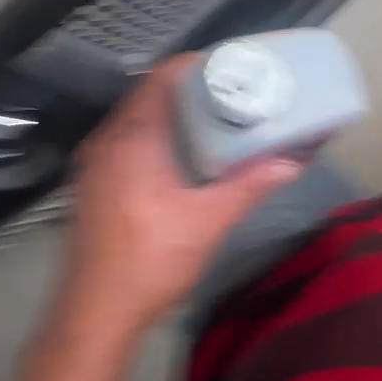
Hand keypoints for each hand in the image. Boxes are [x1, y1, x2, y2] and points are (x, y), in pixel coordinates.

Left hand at [56, 56, 302, 333]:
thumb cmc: (150, 260)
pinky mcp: (89, 184)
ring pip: (131, 116)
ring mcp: (92, 163)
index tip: (225, 66)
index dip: (191, 64)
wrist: (94, 316)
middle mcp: (107, 141)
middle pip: (145, 93)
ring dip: (166, 110)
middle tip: (225, 89)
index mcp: (133, 138)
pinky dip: (149, 131)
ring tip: (206, 115)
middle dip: (184, 86)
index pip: (159, 77)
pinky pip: (121, 137)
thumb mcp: (208, 221)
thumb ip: (249, 185)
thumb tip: (292, 162)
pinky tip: (175, 152)